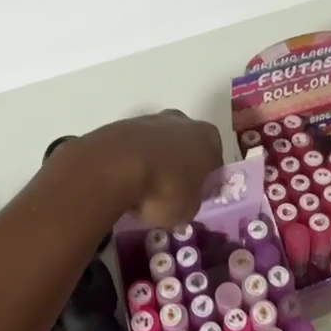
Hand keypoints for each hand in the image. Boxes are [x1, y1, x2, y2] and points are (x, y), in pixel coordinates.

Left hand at [56, 110, 223, 228]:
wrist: (116, 166)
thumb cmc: (165, 189)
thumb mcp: (187, 210)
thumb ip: (191, 203)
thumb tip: (183, 204)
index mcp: (208, 138)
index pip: (214, 159)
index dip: (206, 179)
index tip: (195, 197)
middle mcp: (183, 122)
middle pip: (186, 144)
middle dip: (179, 164)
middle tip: (170, 192)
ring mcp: (151, 120)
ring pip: (158, 143)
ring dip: (154, 161)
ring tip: (142, 190)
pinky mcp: (122, 125)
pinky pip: (134, 146)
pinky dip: (132, 160)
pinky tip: (124, 181)